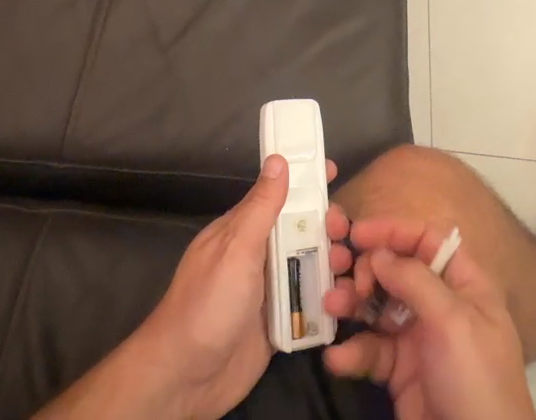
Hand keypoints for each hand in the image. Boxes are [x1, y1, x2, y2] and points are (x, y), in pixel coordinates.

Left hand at [123, 155, 352, 418]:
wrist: (187, 378)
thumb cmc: (207, 305)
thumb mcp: (235, 249)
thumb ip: (260, 207)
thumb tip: (278, 158)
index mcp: (242, 231)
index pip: (279, 196)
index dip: (305, 181)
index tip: (333, 171)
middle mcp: (257, 256)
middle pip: (301, 231)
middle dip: (326, 227)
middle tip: (344, 233)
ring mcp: (268, 291)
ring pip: (309, 266)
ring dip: (331, 263)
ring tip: (345, 270)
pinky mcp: (279, 323)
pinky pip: (310, 303)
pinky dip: (328, 298)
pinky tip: (348, 299)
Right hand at [322, 220, 535, 419]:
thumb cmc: (477, 376)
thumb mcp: (453, 320)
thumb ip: (415, 279)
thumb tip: (379, 252)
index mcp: (463, 284)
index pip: (427, 241)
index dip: (393, 232)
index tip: (357, 234)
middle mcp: (439, 305)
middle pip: (395, 271)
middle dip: (365, 270)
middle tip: (340, 276)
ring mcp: (419, 339)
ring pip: (377, 308)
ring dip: (351, 305)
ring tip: (330, 308)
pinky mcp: (401, 372)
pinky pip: (370, 350)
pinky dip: (351, 352)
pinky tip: (338, 358)